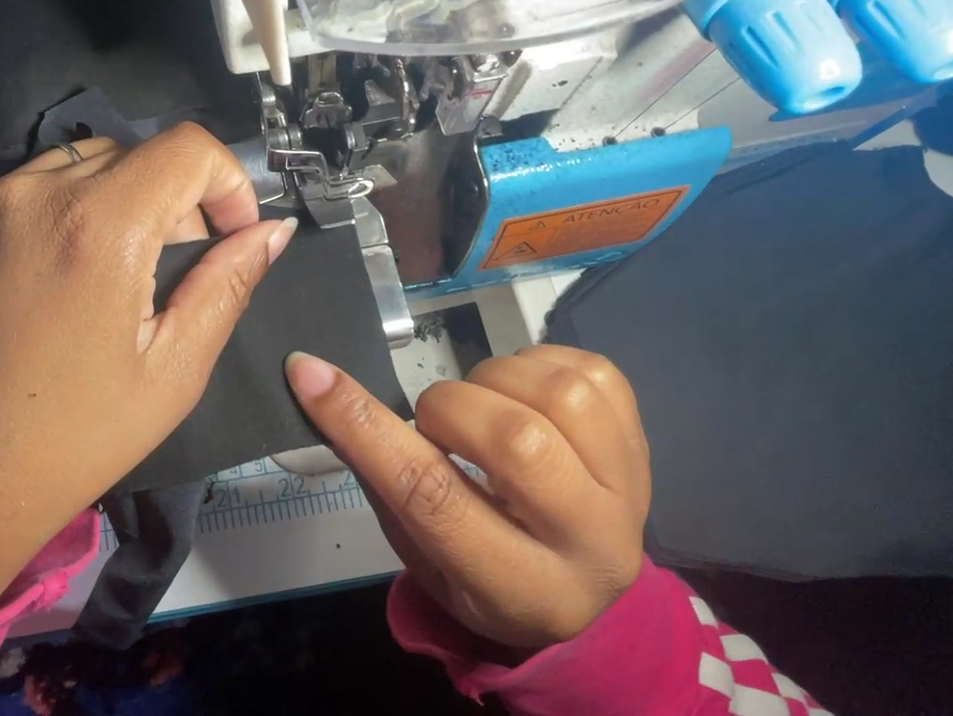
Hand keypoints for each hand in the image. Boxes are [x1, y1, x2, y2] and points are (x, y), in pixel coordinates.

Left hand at [0, 125, 296, 625]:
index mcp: (98, 225)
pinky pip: (35, 188)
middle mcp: (36, 192)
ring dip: (122, 200)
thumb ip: (228, 284)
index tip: (229, 236)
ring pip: (84, 164)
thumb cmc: (70, 440)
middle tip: (174, 272)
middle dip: (176, 199)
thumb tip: (272, 229)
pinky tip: (63, 280)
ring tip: (116, 278)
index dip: (227, 181)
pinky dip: (70, 211)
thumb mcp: (172, 370)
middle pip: (137, 153)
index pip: (186, 147)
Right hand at [286, 345, 648, 650]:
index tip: (309, 371)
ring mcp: (627, 490)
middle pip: (512, 442)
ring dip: (495, 379)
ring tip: (484, 402)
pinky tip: (522, 390)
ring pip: (556, 395)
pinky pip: (590, 369)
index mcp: (515, 587)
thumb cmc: (483, 571)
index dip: (363, 425)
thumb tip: (320, 381)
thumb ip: (379, 474)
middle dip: (449, 408)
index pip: (431, 495)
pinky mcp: (644, 442)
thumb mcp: (419, 550)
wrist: (587, 590)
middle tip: (437, 421)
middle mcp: (588, 544)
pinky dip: (537, 361)